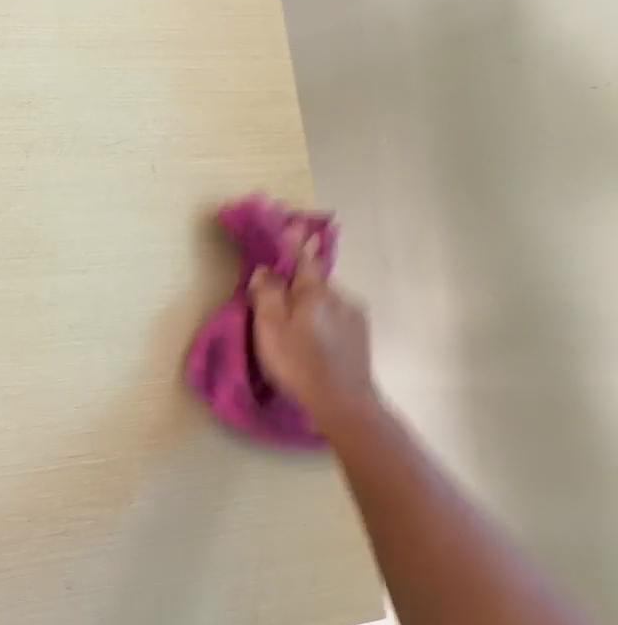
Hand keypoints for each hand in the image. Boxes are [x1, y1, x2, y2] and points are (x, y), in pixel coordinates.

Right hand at [248, 238, 377, 424]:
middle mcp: (342, 298)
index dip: (294, 242)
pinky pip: (333, 314)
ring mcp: (355, 317)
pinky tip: (307, 336)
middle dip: (294, 281)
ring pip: (323, 299)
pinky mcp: (360, 335)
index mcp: (317, 294)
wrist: (344, 403)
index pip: (304, 260)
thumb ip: (267, 296)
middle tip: (271, 293)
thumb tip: (264, 271)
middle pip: (313, 281)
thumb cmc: (299, 363)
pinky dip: (317, 316)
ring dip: (305, 302)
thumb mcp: (271, 329)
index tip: (292, 222)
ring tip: (287, 323)